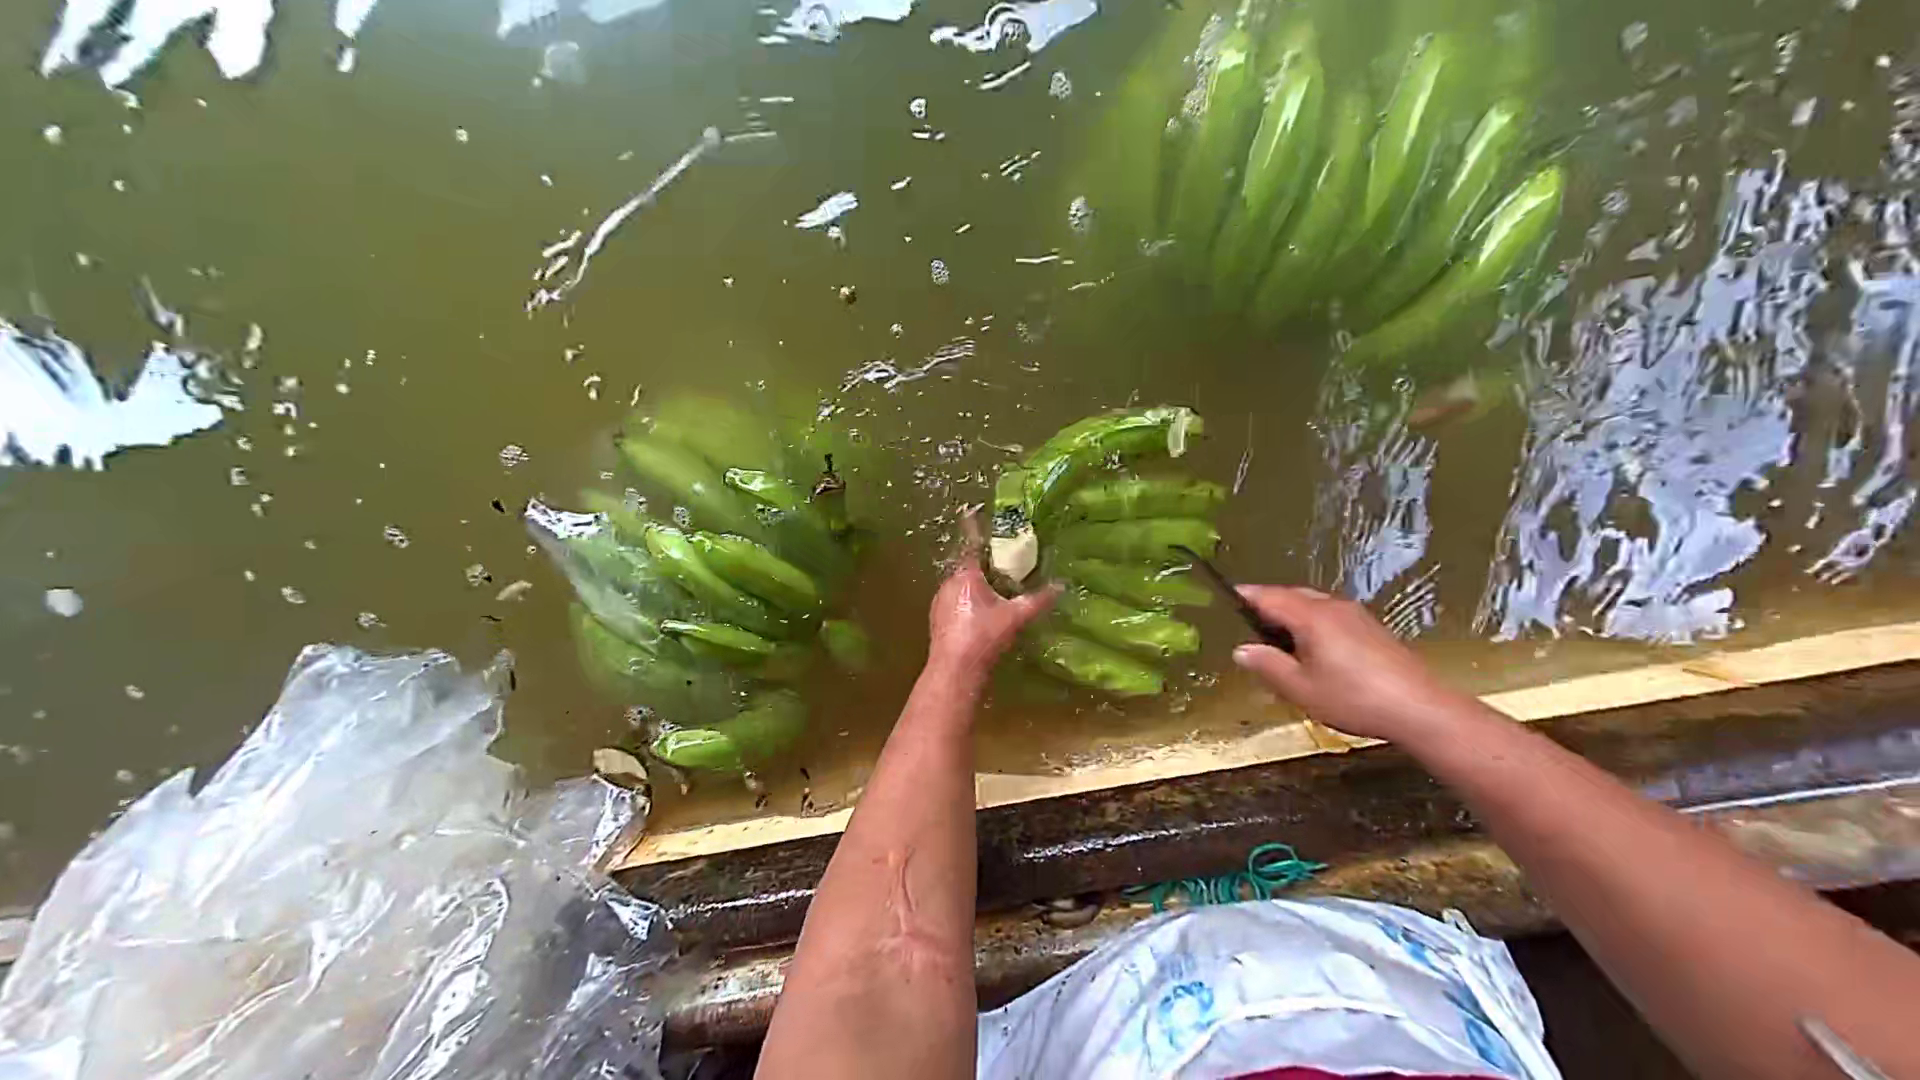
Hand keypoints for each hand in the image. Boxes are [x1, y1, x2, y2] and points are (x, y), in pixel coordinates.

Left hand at [927, 559, 1057, 677]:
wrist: (955, 670)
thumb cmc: (984, 637)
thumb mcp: (1016, 617)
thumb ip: (1038, 600)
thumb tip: (1061, 586)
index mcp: (965, 576)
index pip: (975, 550)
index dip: (988, 549)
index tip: (1002, 553)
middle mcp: (948, 584)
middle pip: (968, 571)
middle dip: (985, 574)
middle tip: (1006, 580)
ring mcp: (939, 602)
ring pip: (960, 589)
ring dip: (975, 592)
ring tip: (995, 602)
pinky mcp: (936, 620)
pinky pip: (954, 605)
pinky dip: (966, 608)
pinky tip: (979, 621)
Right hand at [1230, 585, 1478, 743]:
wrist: (1421, 709)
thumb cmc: (1355, 698)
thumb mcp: (1300, 688)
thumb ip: (1267, 665)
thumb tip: (1241, 650)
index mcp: (1311, 616)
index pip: (1269, 596)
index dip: (1246, 596)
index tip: (1227, 596)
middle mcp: (1332, 608)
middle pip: (1291, 594)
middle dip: (1267, 602)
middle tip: (1247, 619)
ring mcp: (1355, 616)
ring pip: (1312, 603)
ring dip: (1290, 611)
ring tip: (1275, 634)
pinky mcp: (1371, 628)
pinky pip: (1329, 614)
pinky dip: (1310, 620)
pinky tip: (1310, 644)